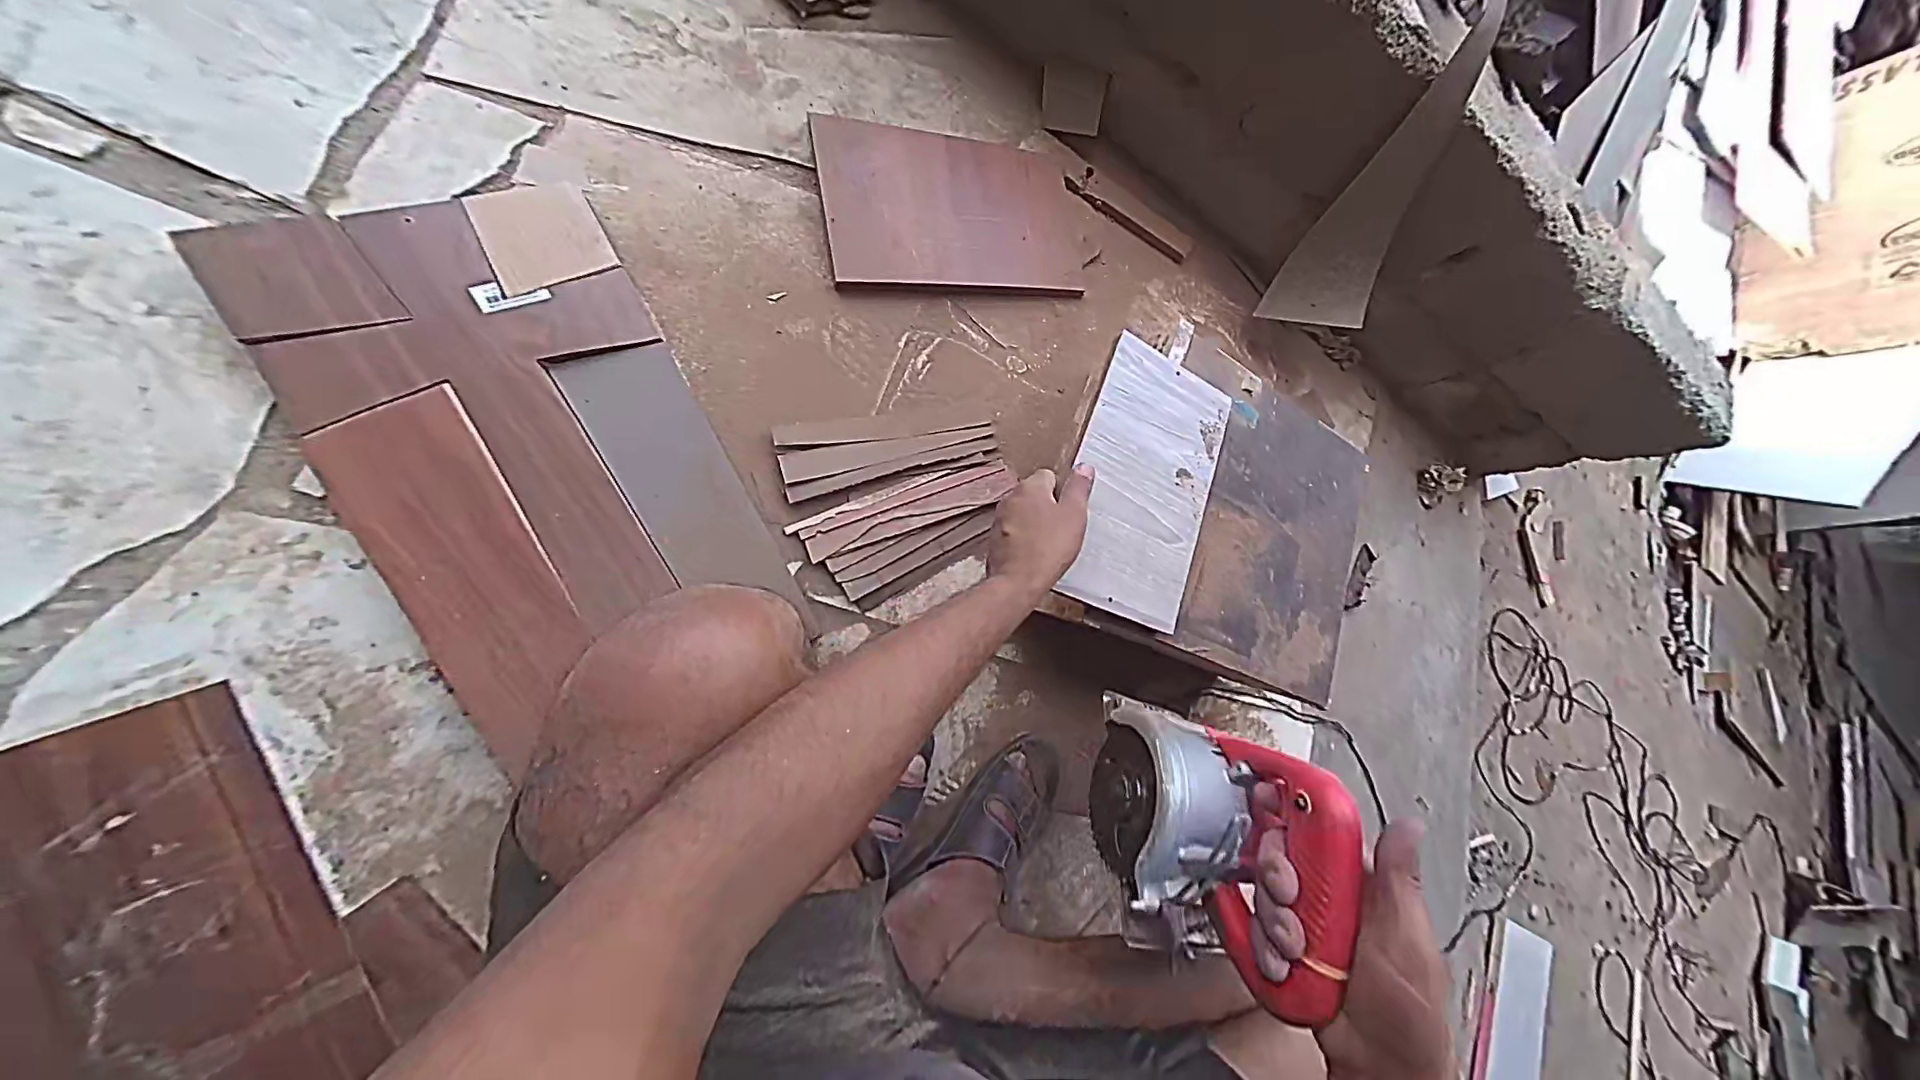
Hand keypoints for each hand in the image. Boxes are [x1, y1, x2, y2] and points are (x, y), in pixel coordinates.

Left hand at [988, 466, 1093, 599]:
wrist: (1018, 581)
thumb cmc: (1047, 548)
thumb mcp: (1074, 515)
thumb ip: (1078, 488)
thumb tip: (1083, 468)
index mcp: (1030, 487)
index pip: (1048, 475)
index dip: (1063, 491)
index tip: (1070, 507)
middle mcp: (1010, 498)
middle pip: (1034, 494)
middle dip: (1047, 506)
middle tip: (1063, 526)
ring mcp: (999, 519)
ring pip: (1022, 513)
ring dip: (1034, 522)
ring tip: (1049, 541)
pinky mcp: (995, 539)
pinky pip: (1013, 532)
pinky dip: (1023, 538)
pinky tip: (1034, 551)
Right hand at [1259, 817, 1451, 1079]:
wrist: (1378, 1067)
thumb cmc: (1406, 1013)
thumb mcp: (1408, 939)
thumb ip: (1397, 879)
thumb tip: (1408, 827)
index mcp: (1355, 881)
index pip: (1315, 828)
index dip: (1287, 811)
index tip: (1267, 803)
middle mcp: (1323, 894)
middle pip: (1277, 853)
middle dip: (1274, 873)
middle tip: (1290, 897)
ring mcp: (1297, 919)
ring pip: (1259, 891)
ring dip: (1271, 919)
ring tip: (1297, 950)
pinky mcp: (1275, 944)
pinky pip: (1247, 926)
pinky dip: (1257, 944)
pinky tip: (1283, 964)